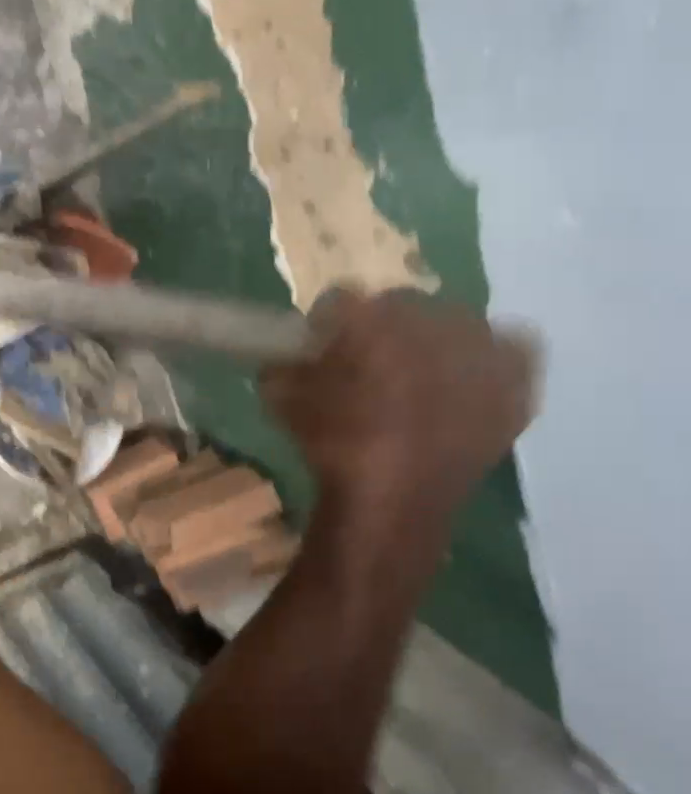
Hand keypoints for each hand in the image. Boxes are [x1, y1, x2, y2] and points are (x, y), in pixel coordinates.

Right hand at [262, 289, 540, 524]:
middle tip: (369, 354)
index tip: (320, 341)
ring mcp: (477, 355)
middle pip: (404, 302)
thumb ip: (284, 361)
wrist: (391, 498)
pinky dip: (493, 352)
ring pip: (458, 320)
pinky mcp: (513, 387)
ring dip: (436, 335)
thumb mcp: (279, 396)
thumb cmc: (329, 443)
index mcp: (366, 323)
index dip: (330, 318)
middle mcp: (428, 327)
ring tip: (421, 365)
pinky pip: (514, 347)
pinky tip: (470, 373)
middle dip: (384, 322)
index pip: (344, 296)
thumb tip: (293, 350)